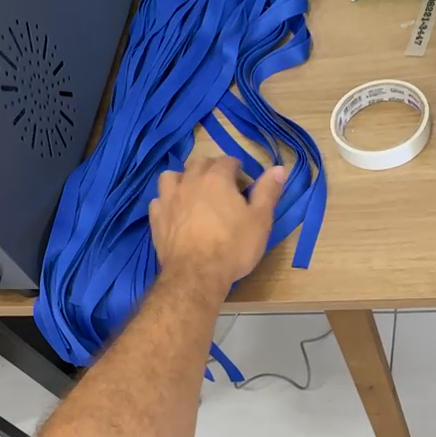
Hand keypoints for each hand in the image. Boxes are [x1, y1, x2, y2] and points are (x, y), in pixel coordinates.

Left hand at [148, 156, 287, 293]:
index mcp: (217, 179)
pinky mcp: (156, 217)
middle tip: (222, 189)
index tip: (244, 186)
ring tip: (192, 194)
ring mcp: (169, 198)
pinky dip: (167, 202)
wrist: (197, 274)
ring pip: (172, 176)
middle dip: (212, 170)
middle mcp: (190, 181)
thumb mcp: (260, 220)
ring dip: (183, 179)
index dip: (238, 171)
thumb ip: (268, 192)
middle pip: (200, 164)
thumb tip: (279, 168)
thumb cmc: (233, 247)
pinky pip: (159, 200)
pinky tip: (174, 212)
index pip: (228, 162)